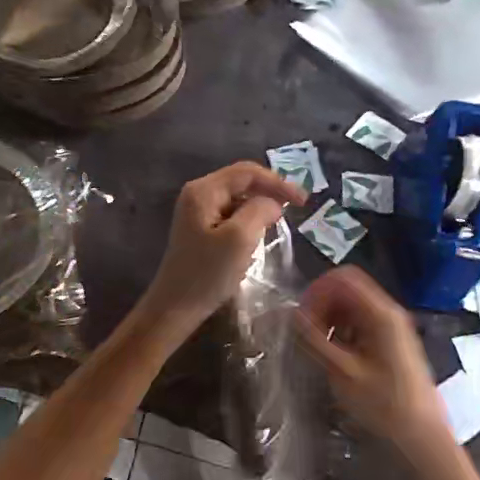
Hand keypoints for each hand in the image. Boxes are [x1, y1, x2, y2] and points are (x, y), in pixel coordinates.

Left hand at [144, 162, 306, 327]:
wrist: (176, 307)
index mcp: (204, 191)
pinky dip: (250, 220)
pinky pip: (232, 215)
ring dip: (261, 207)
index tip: (303, 201)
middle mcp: (198, 194)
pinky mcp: (201, 229)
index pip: (247, 173)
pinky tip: (259, 234)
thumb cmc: (207, 273)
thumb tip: (274, 203)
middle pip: (242, 182)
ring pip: (239, 199)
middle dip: (270, 192)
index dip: (278, 182)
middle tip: (296, 209)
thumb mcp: (239, 239)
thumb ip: (260, 211)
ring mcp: (198, 212)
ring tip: (280, 222)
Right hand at [295, 266, 443, 444]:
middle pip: (348, 290)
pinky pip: (361, 322)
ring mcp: (392, 327)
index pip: (344, 278)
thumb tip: (291, 315)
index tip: (300, 314)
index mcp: (381, 314)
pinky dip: (343, 330)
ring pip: (353, 306)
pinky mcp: (391, 341)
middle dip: (322, 304)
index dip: (317, 290)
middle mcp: (389, 312)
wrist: (421, 434)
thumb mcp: (344, 373)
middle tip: (304, 331)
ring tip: (316, 345)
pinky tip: (334, 353)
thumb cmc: (384, 404)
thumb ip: (315, 341)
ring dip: (331, 318)